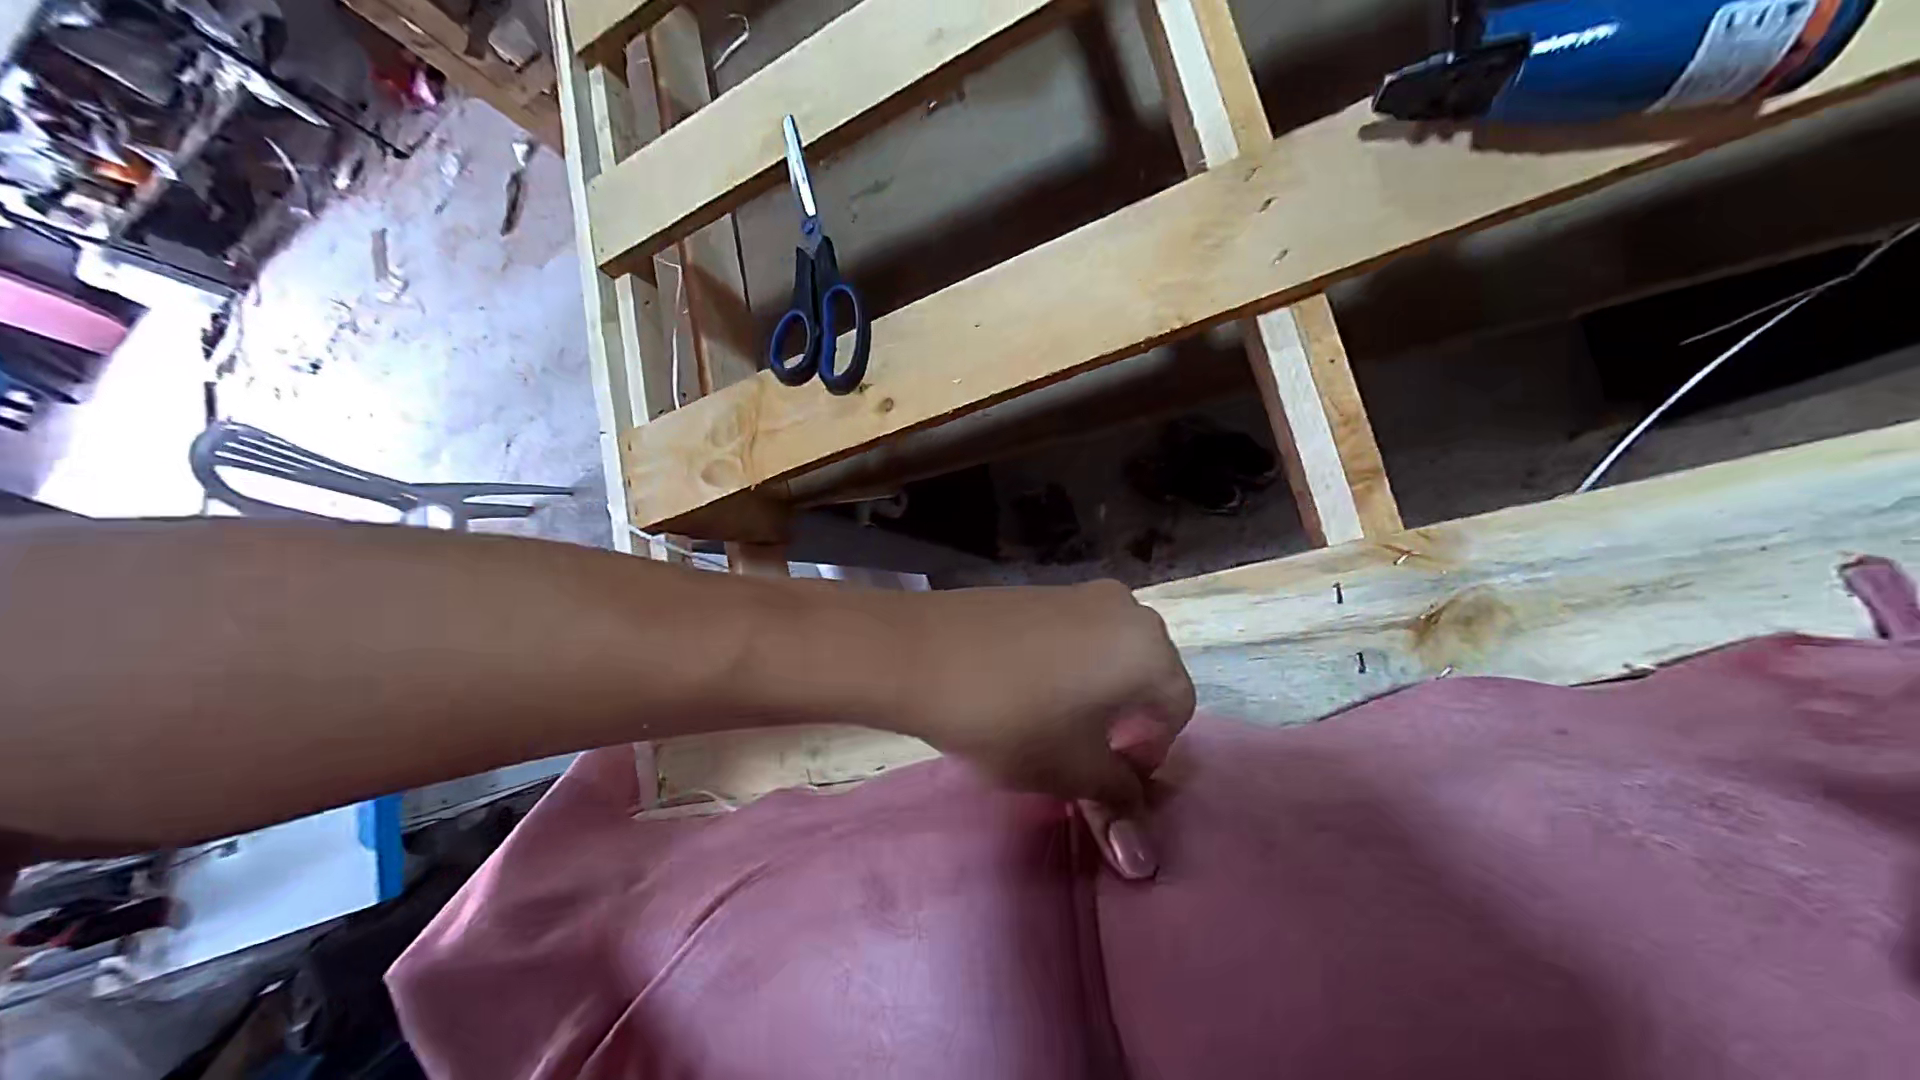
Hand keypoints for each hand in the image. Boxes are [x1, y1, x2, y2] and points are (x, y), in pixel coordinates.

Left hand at [872, 580, 1194, 878]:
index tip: (1112, 778)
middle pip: (1146, 677)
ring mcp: (1079, 592)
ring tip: (1052, 723)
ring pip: (1109, 655)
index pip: (1177, 710)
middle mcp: (1125, 609)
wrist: (918, 653)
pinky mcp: (1040, 590)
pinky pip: (1075, 636)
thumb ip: (1117, 799)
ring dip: (1096, 694)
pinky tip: (1026, 689)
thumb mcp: (1071, 770)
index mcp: (1148, 648)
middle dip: (1126, 722)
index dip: (1150, 753)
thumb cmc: (1011, 717)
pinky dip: (1068, 666)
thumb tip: (1141, 844)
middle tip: (1085, 753)